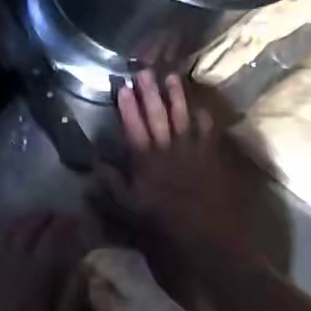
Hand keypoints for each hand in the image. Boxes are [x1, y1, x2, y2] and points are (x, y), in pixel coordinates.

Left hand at [0, 211, 85, 310]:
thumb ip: (79, 300)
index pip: (54, 234)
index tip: (74, 218)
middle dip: (43, 216)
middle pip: (29, 226)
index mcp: (39, 270)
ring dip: (18, 219)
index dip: (65, 222)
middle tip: (53, 215)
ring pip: (4, 229)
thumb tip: (90, 272)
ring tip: (26, 219)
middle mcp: (14, 258)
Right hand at [101, 71, 267, 266]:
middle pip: (157, 115)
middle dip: (149, 92)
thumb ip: (113, 186)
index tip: (122, 88)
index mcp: (146, 162)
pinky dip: (203, 117)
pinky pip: (208, 130)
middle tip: (143, 71)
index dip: (127, 107)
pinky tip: (200, 108)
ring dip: (176, 96)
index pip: (133, 127)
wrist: (210, 239)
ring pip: (182, 116)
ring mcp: (193, 151)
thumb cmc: (165, 228)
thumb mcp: (130, 211)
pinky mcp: (213, 156)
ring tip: (170, 77)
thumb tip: (97, 164)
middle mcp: (168, 150)